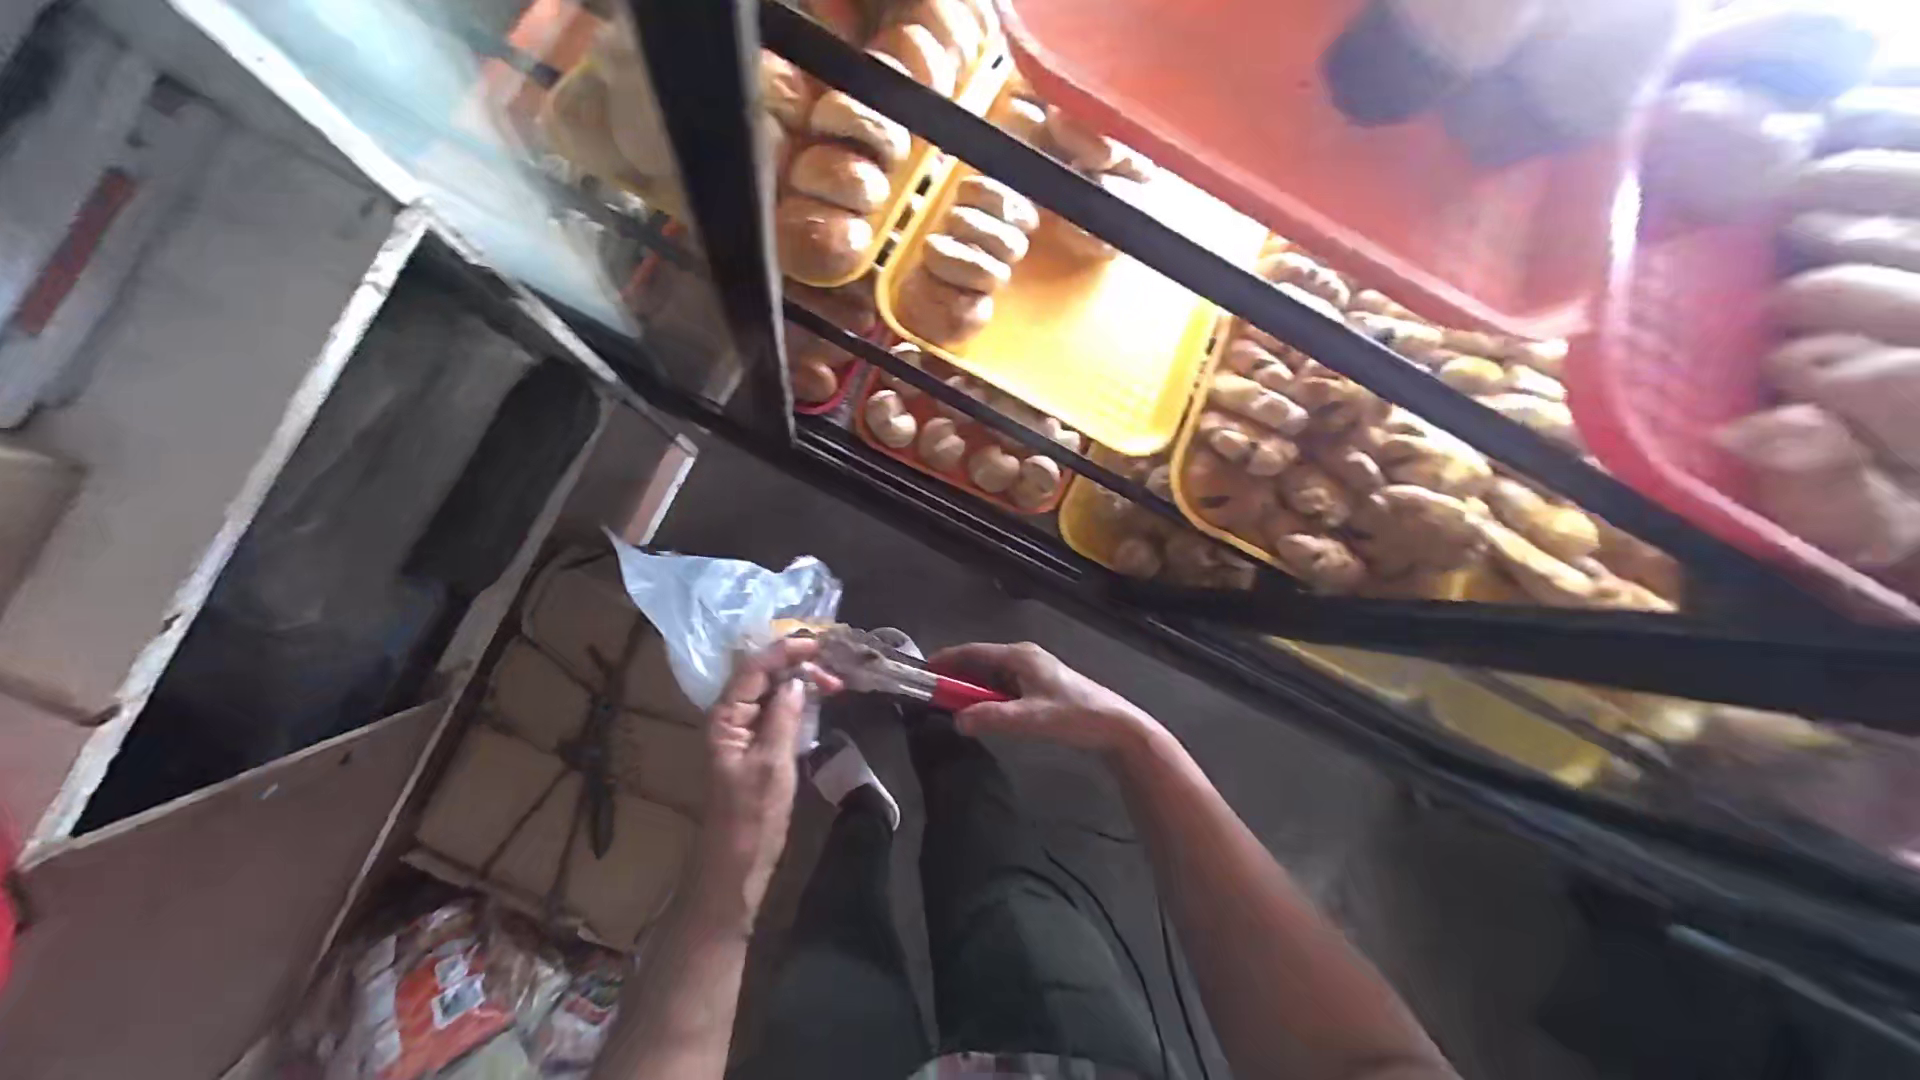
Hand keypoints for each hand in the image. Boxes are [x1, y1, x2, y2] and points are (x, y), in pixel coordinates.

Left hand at [695, 636, 840, 927]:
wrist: (736, 866)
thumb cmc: (752, 816)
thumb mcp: (772, 764)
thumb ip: (783, 717)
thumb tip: (797, 680)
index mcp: (725, 718)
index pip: (753, 669)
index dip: (784, 651)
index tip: (818, 643)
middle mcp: (731, 718)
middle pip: (762, 676)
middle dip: (796, 665)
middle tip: (833, 670)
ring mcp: (744, 733)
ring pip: (773, 692)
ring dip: (800, 682)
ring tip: (833, 682)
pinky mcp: (758, 747)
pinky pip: (778, 712)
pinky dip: (799, 701)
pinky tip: (819, 700)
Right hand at [929, 641, 1159, 755]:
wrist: (1117, 727)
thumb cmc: (1075, 716)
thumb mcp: (1031, 719)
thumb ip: (992, 718)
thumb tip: (956, 720)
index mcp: (1019, 656)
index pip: (973, 652)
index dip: (946, 661)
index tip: (923, 673)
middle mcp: (1024, 657)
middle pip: (980, 663)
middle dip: (957, 679)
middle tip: (934, 698)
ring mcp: (1033, 671)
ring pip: (992, 677)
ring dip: (974, 691)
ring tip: (954, 709)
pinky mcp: (1041, 686)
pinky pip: (1004, 687)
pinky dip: (990, 697)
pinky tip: (985, 714)